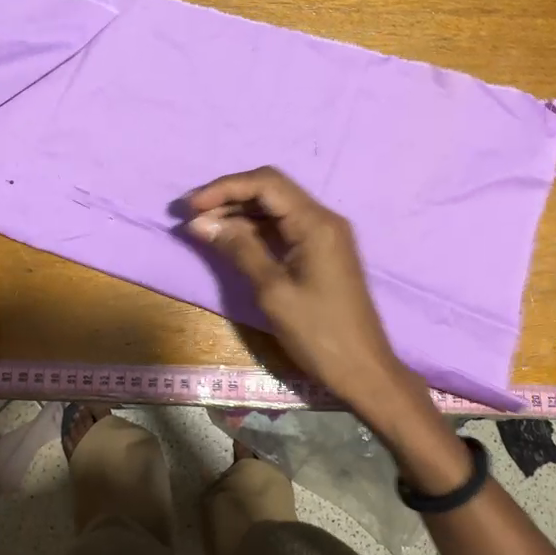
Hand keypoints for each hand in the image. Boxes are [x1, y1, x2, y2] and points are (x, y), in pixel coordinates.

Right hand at [183, 167, 407, 410]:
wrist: (364, 371)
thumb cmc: (319, 333)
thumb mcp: (273, 291)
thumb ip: (238, 249)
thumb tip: (201, 223)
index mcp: (315, 222)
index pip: (265, 183)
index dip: (225, 188)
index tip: (191, 206)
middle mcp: (322, 218)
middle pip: (270, 189)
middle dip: (229, 197)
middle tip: (192, 216)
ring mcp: (323, 234)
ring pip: (274, 208)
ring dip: (238, 212)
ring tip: (202, 227)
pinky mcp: (320, 251)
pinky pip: (283, 227)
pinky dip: (254, 229)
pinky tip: (229, 240)